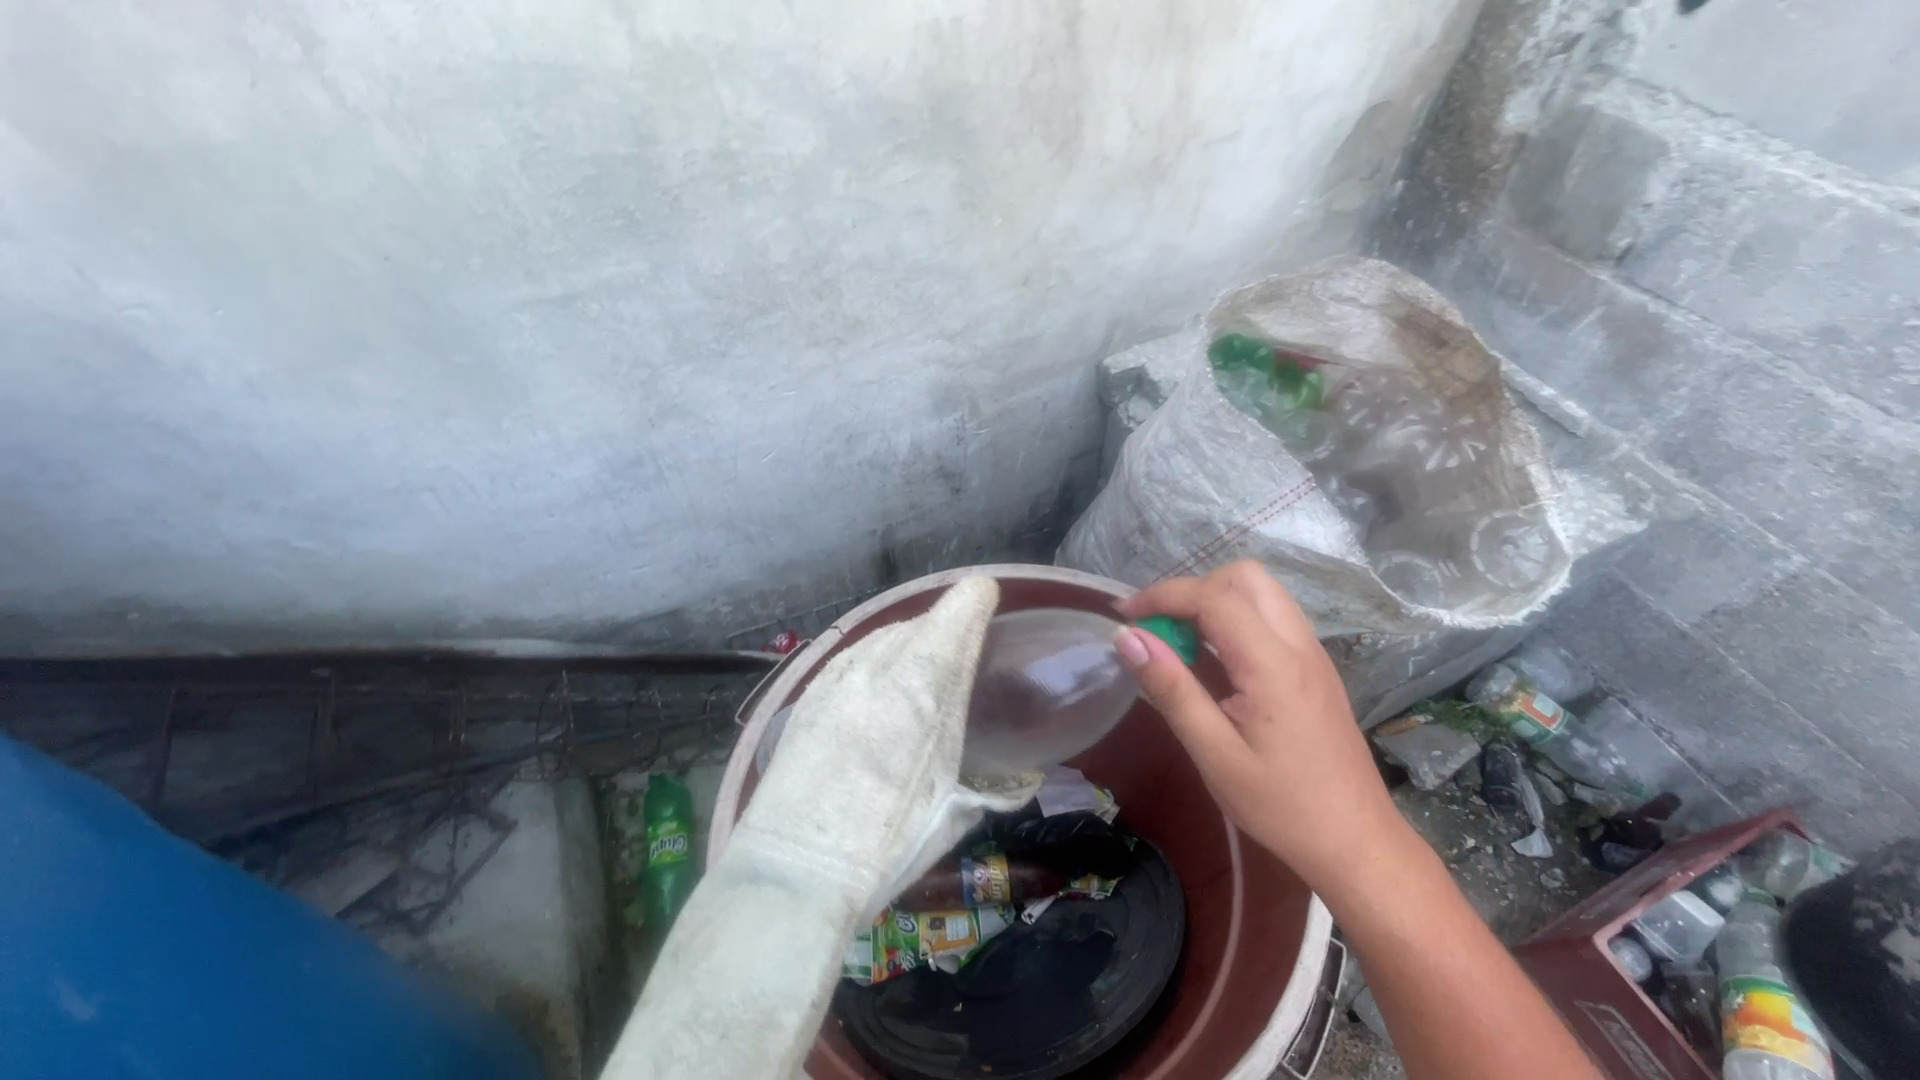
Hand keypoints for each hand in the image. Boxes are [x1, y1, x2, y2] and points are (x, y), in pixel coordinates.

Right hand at [1112, 561, 1410, 900]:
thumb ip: (1171, 689)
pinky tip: (1213, 661)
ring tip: (1179, 641)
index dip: (1162, 595)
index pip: (1213, 596)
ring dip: (1215, 600)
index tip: (1122, 614)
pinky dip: (1235, 619)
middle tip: (1158, 627)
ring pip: (1262, 592)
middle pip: (1244, 577)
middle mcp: (1298, 644)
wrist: (1355, 840)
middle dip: (1193, 589)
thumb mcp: (1214, 754)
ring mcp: (1312, 653)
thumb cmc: (1280, 805)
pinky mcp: (1315, 668)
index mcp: (1272, 663)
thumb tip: (1128, 637)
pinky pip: (1272, 618)